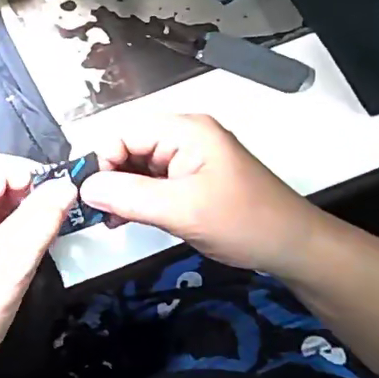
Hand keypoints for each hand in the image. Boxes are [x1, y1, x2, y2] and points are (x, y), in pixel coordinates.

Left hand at [0, 154, 78, 377]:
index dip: (35, 176)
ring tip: (40, 237)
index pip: (0, 165)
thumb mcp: (17, 256)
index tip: (63, 201)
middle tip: (55, 220)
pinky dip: (5, 227)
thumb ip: (44, 214)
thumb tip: (68, 184)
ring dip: (19, 212)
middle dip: (28, 194)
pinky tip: (19, 250)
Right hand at [79, 113, 327, 277]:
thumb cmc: (244, 222)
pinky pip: (152, 182)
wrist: (293, 246)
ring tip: (109, 219)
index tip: (88, 195)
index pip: (125, 133)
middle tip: (96, 212)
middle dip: (109, 178)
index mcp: (185, 131)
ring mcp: (188, 159)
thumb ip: (129, 197)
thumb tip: (86, 188)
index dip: (102, 161)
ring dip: (120, 192)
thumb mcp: (181, 210)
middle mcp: (184, 137)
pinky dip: (135, 200)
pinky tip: (124, 219)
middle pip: (129, 147)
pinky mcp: (191, 180)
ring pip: (137, 167)